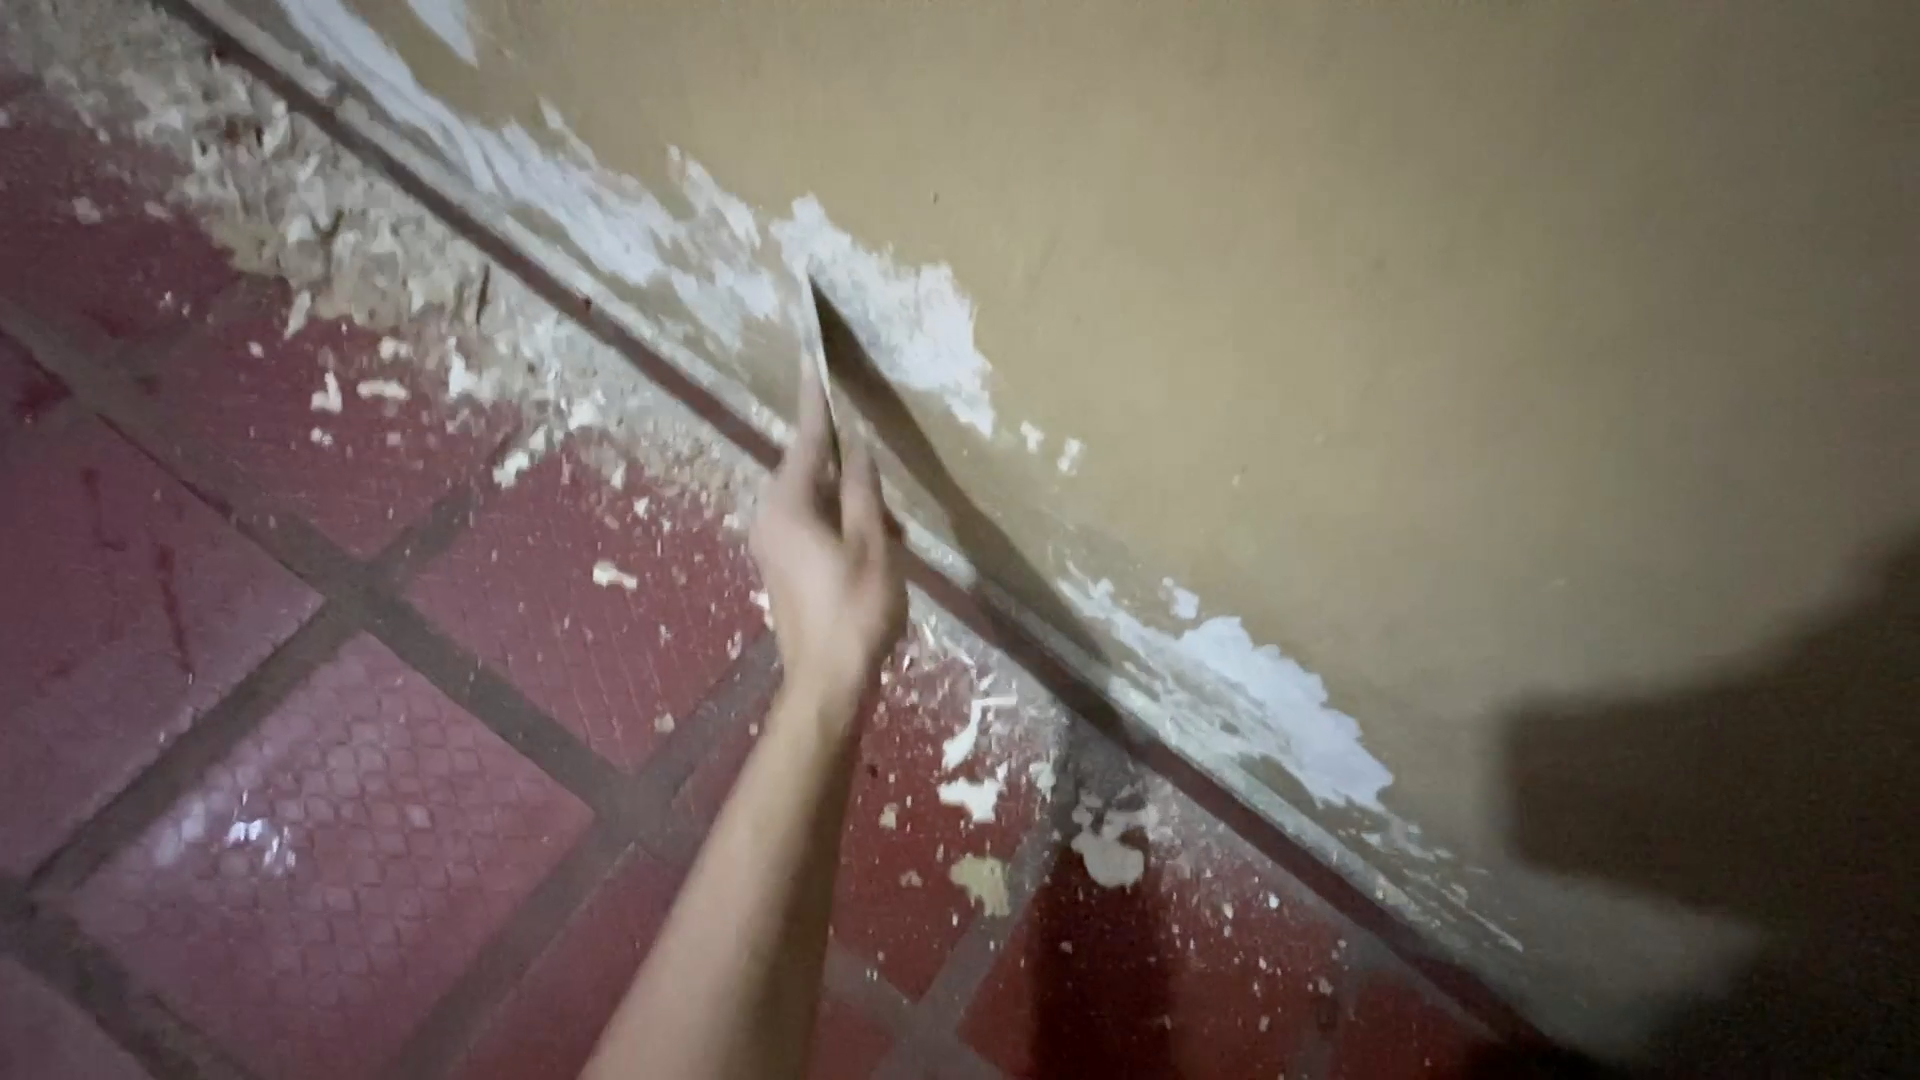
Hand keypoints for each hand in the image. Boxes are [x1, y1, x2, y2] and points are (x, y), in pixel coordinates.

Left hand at [749, 352, 905, 729]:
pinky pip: (811, 526)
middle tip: (878, 468)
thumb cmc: (855, 609)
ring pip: (815, 502)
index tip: (810, 361)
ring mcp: (772, 544)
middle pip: (809, 471)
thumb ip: (863, 489)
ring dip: (852, 503)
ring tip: (891, 528)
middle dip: (847, 466)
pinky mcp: (782, 566)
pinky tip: (874, 544)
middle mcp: (769, 517)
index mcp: (788, 505)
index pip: (807, 440)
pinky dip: (842, 524)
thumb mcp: (872, 543)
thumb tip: (859, 446)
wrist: (828, 680)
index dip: (815, 401)